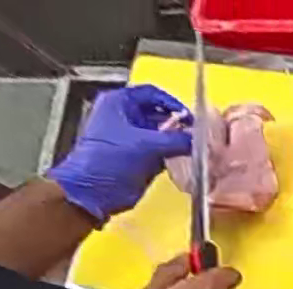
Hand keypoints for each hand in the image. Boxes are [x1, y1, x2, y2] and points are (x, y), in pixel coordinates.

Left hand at [47, 84, 193, 221]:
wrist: (96, 191)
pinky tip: (185, 162)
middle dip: (178, 125)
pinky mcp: (141, 159)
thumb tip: (196, 139)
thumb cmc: (108, 160)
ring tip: (194, 150)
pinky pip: (163, 153)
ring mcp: (134, 140)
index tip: (191, 118)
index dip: (173, 103)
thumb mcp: (145, 145)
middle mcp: (127, 118)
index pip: (152, 94)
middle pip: (159, 114)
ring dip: (177, 142)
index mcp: (120, 103)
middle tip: (196, 136)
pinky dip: (174, 157)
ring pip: (162, 135)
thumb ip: (174, 140)